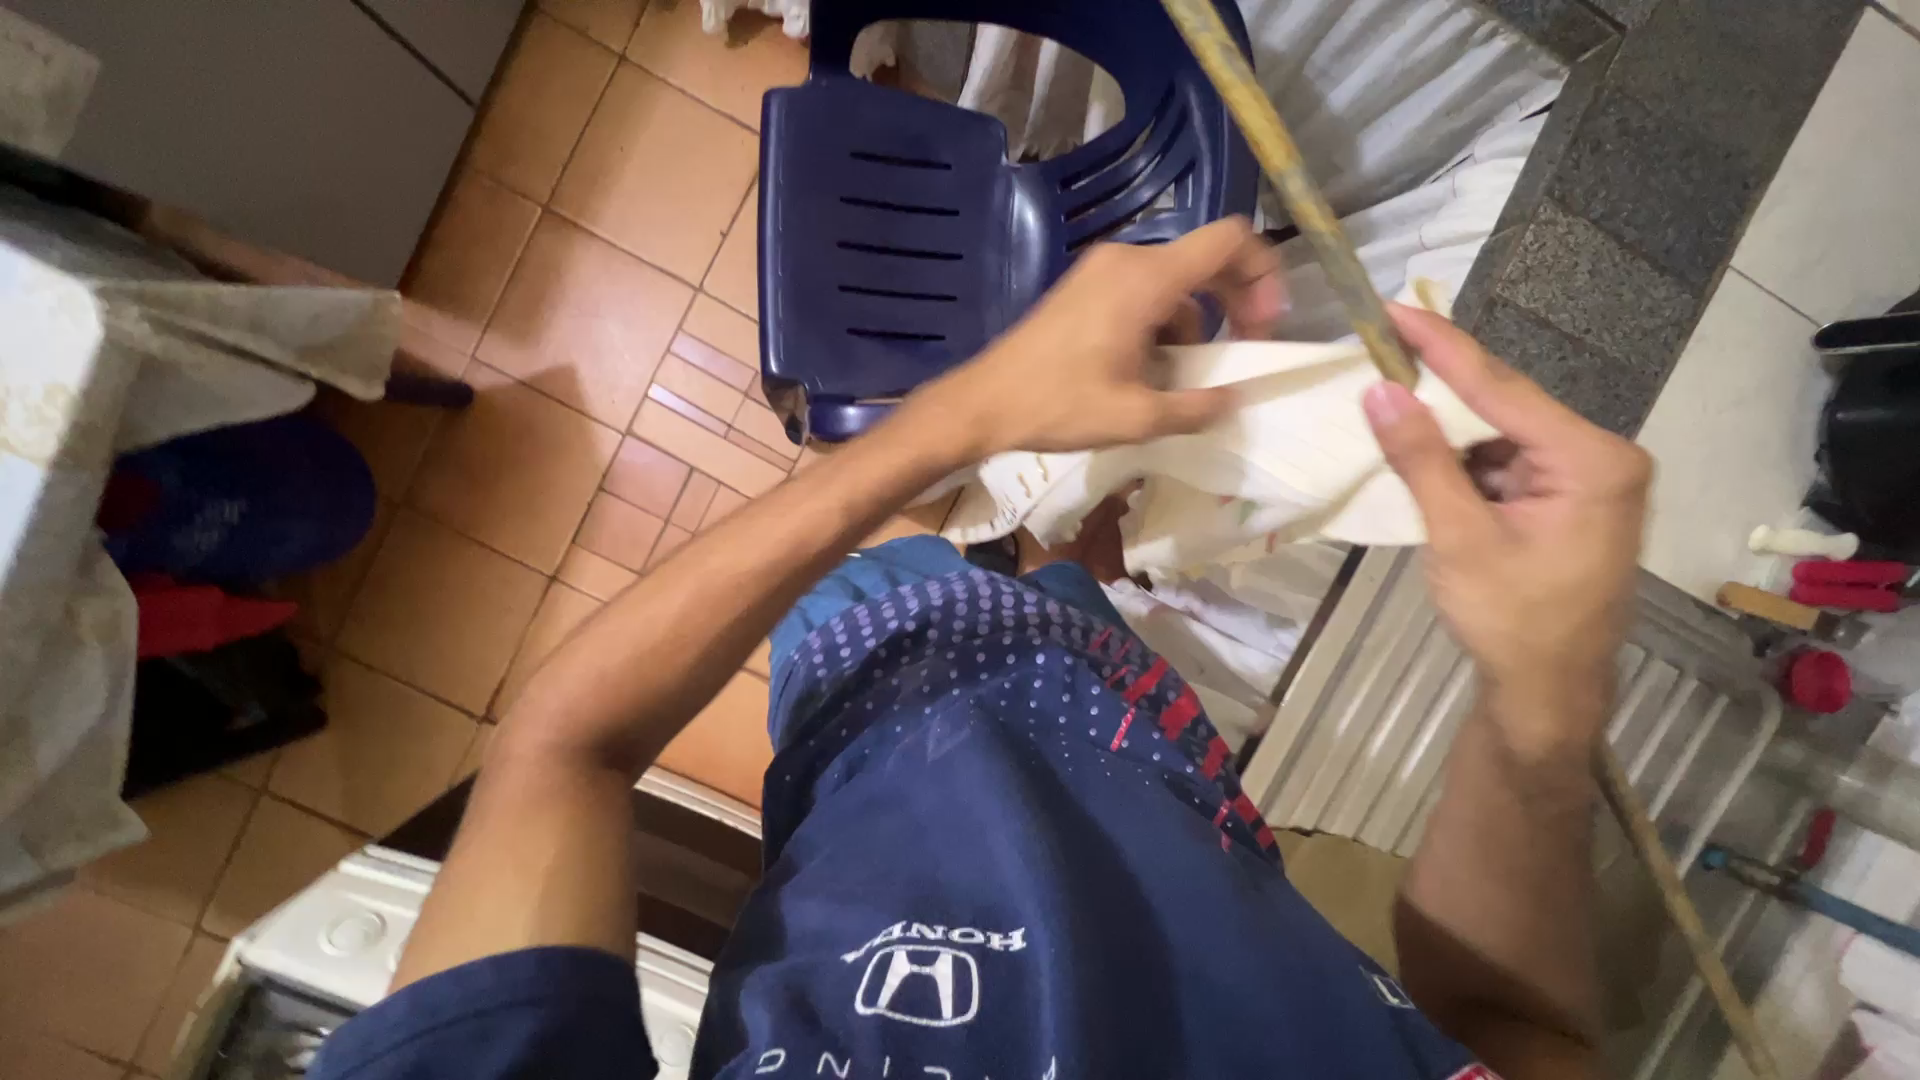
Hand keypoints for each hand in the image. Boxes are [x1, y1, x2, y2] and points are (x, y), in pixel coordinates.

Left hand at [905, 217, 1284, 457]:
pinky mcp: (1083, 289)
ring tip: (1182, 381)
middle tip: (1241, 352)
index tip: (1266, 323)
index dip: (1263, 274)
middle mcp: (1126, 260)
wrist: (984, 402)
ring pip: (1172, 286)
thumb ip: (1196, 407)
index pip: (1229, 241)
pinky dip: (1159, 326)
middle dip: (1234, 304)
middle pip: (1204, 261)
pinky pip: (1141, 295)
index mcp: (1146, 278)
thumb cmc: (1057, 405)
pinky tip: (1147, 373)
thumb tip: (1233, 399)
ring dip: (1193, 327)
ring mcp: (1100, 272)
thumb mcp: (1135, 417)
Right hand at [1363, 305, 1651, 753]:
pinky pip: (1501, 461)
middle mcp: (1598, 456)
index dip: (1442, 346)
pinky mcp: (1563, 499)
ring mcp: (1583, 479)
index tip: (1395, 309)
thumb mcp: (1457, 536)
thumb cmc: (1509, 617)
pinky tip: (1425, 463)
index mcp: (1590, 460)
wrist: (1546, 686)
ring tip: (1390, 412)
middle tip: (1381, 352)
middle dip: (1440, 384)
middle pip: (1504, 405)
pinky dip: (1460, 461)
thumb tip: (1380, 391)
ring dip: (1445, 431)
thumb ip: (1421, 459)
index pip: (1502, 388)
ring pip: (1498, 434)